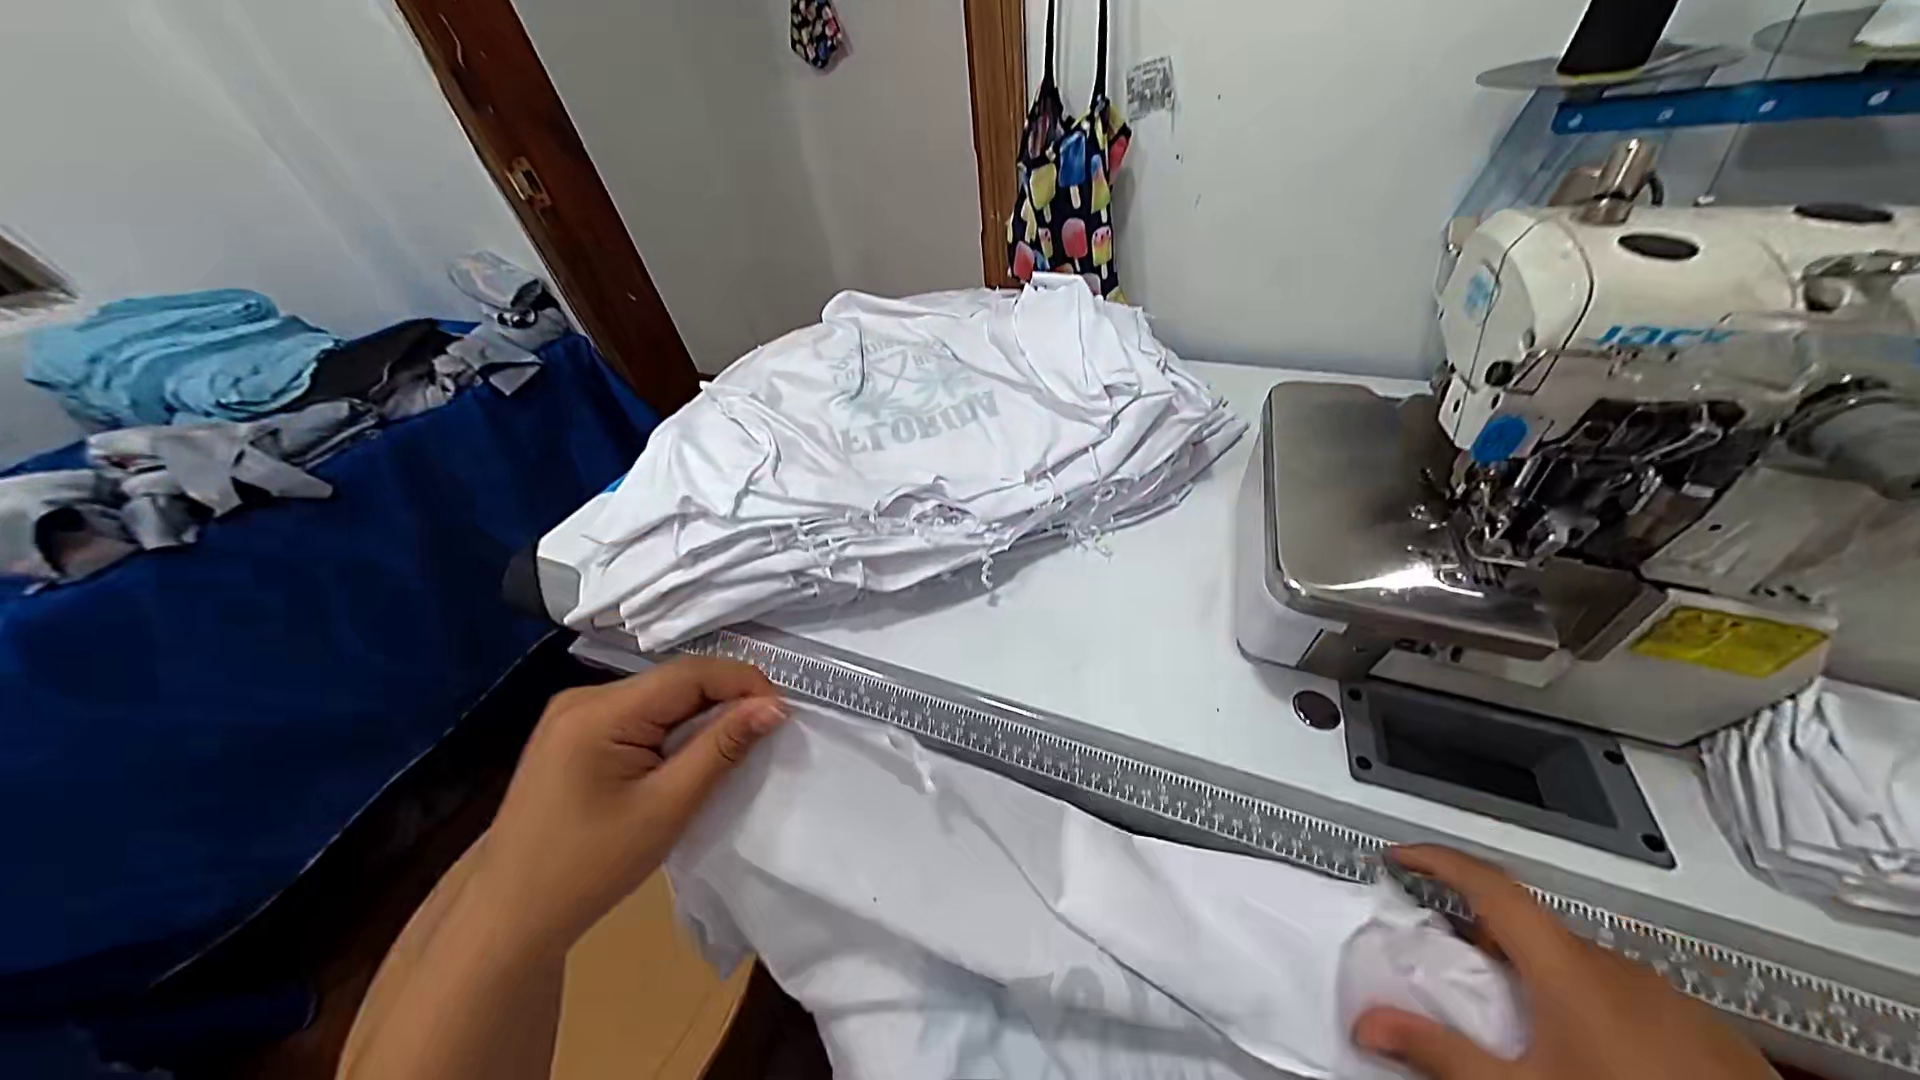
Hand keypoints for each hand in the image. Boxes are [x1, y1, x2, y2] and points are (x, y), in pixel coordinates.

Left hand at [466, 657, 786, 956]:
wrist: (510, 918)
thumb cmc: (591, 868)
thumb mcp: (668, 806)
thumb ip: (723, 747)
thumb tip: (776, 705)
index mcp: (598, 712)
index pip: (690, 674)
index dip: (744, 682)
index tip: (783, 712)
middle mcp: (582, 697)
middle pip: (674, 681)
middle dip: (725, 699)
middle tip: (765, 730)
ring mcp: (573, 713)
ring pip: (660, 696)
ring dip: (702, 714)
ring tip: (734, 744)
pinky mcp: (574, 732)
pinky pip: (640, 713)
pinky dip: (674, 727)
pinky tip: (688, 753)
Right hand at [1352, 846, 1776, 1079]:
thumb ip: (1441, 1050)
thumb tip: (1372, 1023)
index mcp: (1568, 969)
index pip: (1488, 884)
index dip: (1437, 860)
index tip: (1404, 856)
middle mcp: (1619, 970)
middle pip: (1528, 926)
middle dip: (1482, 934)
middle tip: (1451, 961)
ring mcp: (1669, 1000)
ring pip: (1578, 963)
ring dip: (1536, 973)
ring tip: (1518, 1018)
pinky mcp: (1708, 1035)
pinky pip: (1627, 996)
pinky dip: (1588, 1004)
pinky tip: (1589, 1052)